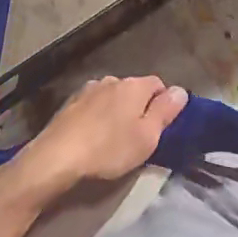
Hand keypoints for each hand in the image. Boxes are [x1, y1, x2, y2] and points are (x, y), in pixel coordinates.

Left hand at [1, 76, 187, 206]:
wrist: (58, 156)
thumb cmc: (109, 148)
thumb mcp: (147, 136)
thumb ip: (165, 111)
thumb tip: (180, 90)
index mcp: (133, 85)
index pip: (158, 84)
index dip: (164, 103)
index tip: (163, 127)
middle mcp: (110, 80)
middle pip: (134, 89)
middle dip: (140, 107)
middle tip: (141, 136)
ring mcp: (87, 90)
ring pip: (112, 97)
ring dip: (118, 112)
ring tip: (116, 137)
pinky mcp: (70, 103)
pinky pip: (94, 106)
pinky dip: (99, 116)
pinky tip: (95, 135)